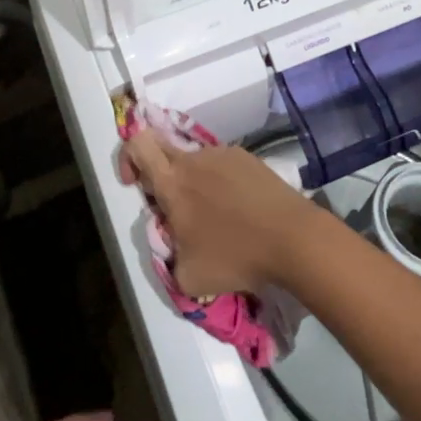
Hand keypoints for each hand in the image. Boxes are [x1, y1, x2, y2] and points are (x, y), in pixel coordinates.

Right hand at [118, 129, 323, 296]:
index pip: (137, 143)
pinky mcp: (247, 157)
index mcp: (171, 183)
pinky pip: (222, 165)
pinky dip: (221, 183)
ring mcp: (222, 154)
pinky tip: (240, 210)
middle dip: (157, 172)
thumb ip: (168, 256)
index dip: (128, 157)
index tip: (135, 183)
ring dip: (194, 183)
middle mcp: (193, 160)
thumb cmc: (235, 258)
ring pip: (195, 161)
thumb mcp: (188, 277)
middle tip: (173, 205)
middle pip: (161, 147)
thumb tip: (173, 244)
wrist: (292, 239)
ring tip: (216, 217)